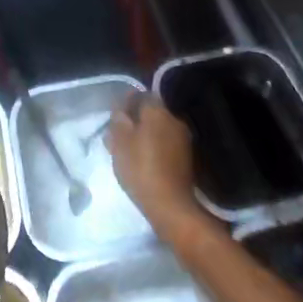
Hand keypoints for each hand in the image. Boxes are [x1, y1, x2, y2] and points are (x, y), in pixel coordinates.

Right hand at [106, 93, 212, 238]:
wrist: (171, 205)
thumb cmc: (141, 169)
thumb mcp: (120, 143)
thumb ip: (118, 121)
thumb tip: (120, 110)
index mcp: (158, 111)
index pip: (141, 96)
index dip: (127, 103)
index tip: (115, 117)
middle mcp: (174, 119)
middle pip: (152, 112)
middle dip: (137, 120)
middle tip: (120, 134)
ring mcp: (183, 138)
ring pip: (160, 128)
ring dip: (146, 134)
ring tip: (131, 149)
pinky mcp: (187, 157)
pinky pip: (167, 143)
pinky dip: (156, 147)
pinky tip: (146, 160)